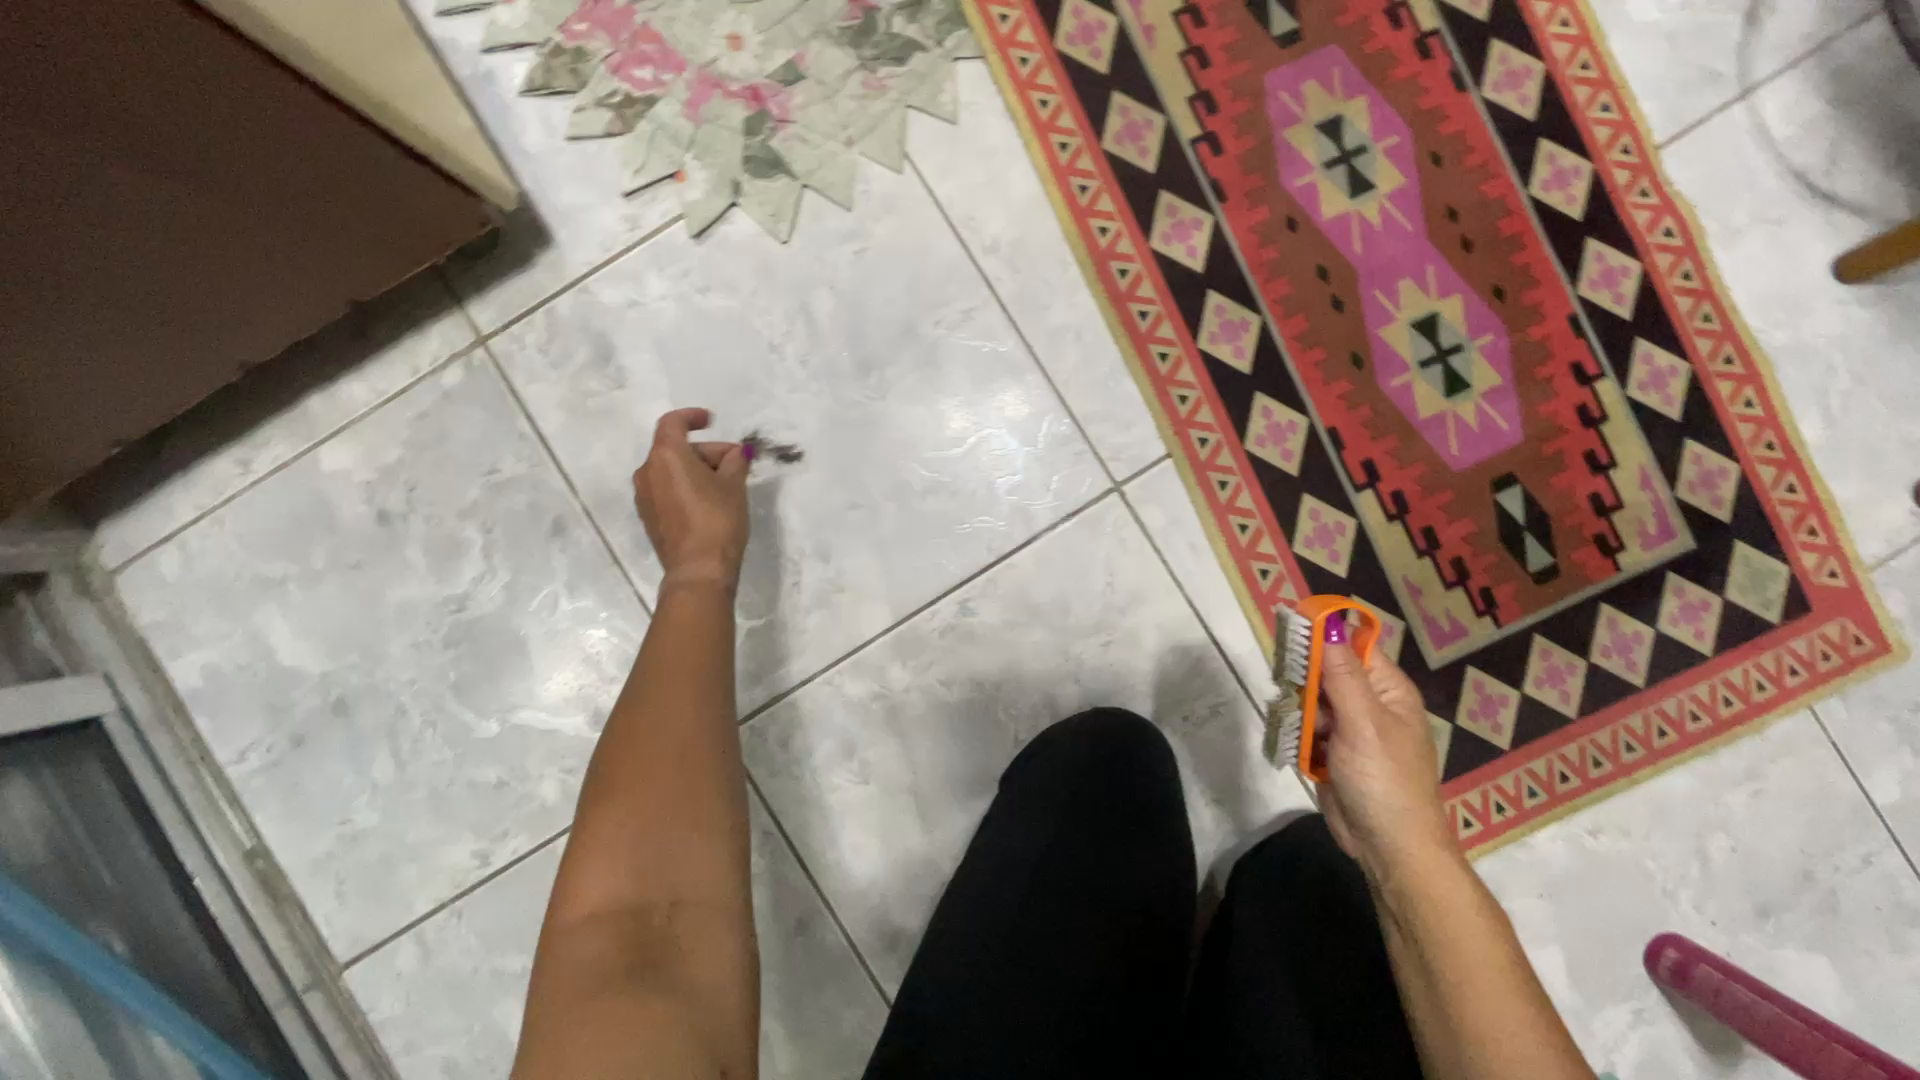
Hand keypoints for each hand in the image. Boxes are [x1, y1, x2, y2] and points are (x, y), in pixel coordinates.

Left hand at [632, 408, 749, 594]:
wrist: (698, 570)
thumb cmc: (718, 519)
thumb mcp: (734, 486)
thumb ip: (735, 462)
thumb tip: (736, 453)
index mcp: (666, 456)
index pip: (672, 423)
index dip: (692, 416)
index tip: (711, 420)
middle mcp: (647, 472)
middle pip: (675, 449)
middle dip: (706, 452)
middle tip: (736, 464)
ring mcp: (644, 497)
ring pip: (671, 471)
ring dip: (696, 470)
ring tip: (726, 484)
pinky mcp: (649, 517)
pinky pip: (667, 490)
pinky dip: (686, 487)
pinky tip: (709, 501)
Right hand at [1315, 644, 1455, 877]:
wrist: (1388, 847)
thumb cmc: (1384, 780)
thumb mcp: (1364, 722)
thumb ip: (1342, 674)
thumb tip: (1329, 623)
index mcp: (1388, 689)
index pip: (1351, 646)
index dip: (1322, 638)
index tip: (1290, 637)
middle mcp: (1370, 703)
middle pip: (1325, 671)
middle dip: (1305, 683)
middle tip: (1299, 701)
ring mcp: (1351, 729)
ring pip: (1310, 701)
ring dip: (1300, 714)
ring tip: (1305, 736)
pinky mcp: (1333, 752)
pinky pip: (1307, 729)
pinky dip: (1299, 736)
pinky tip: (1302, 752)